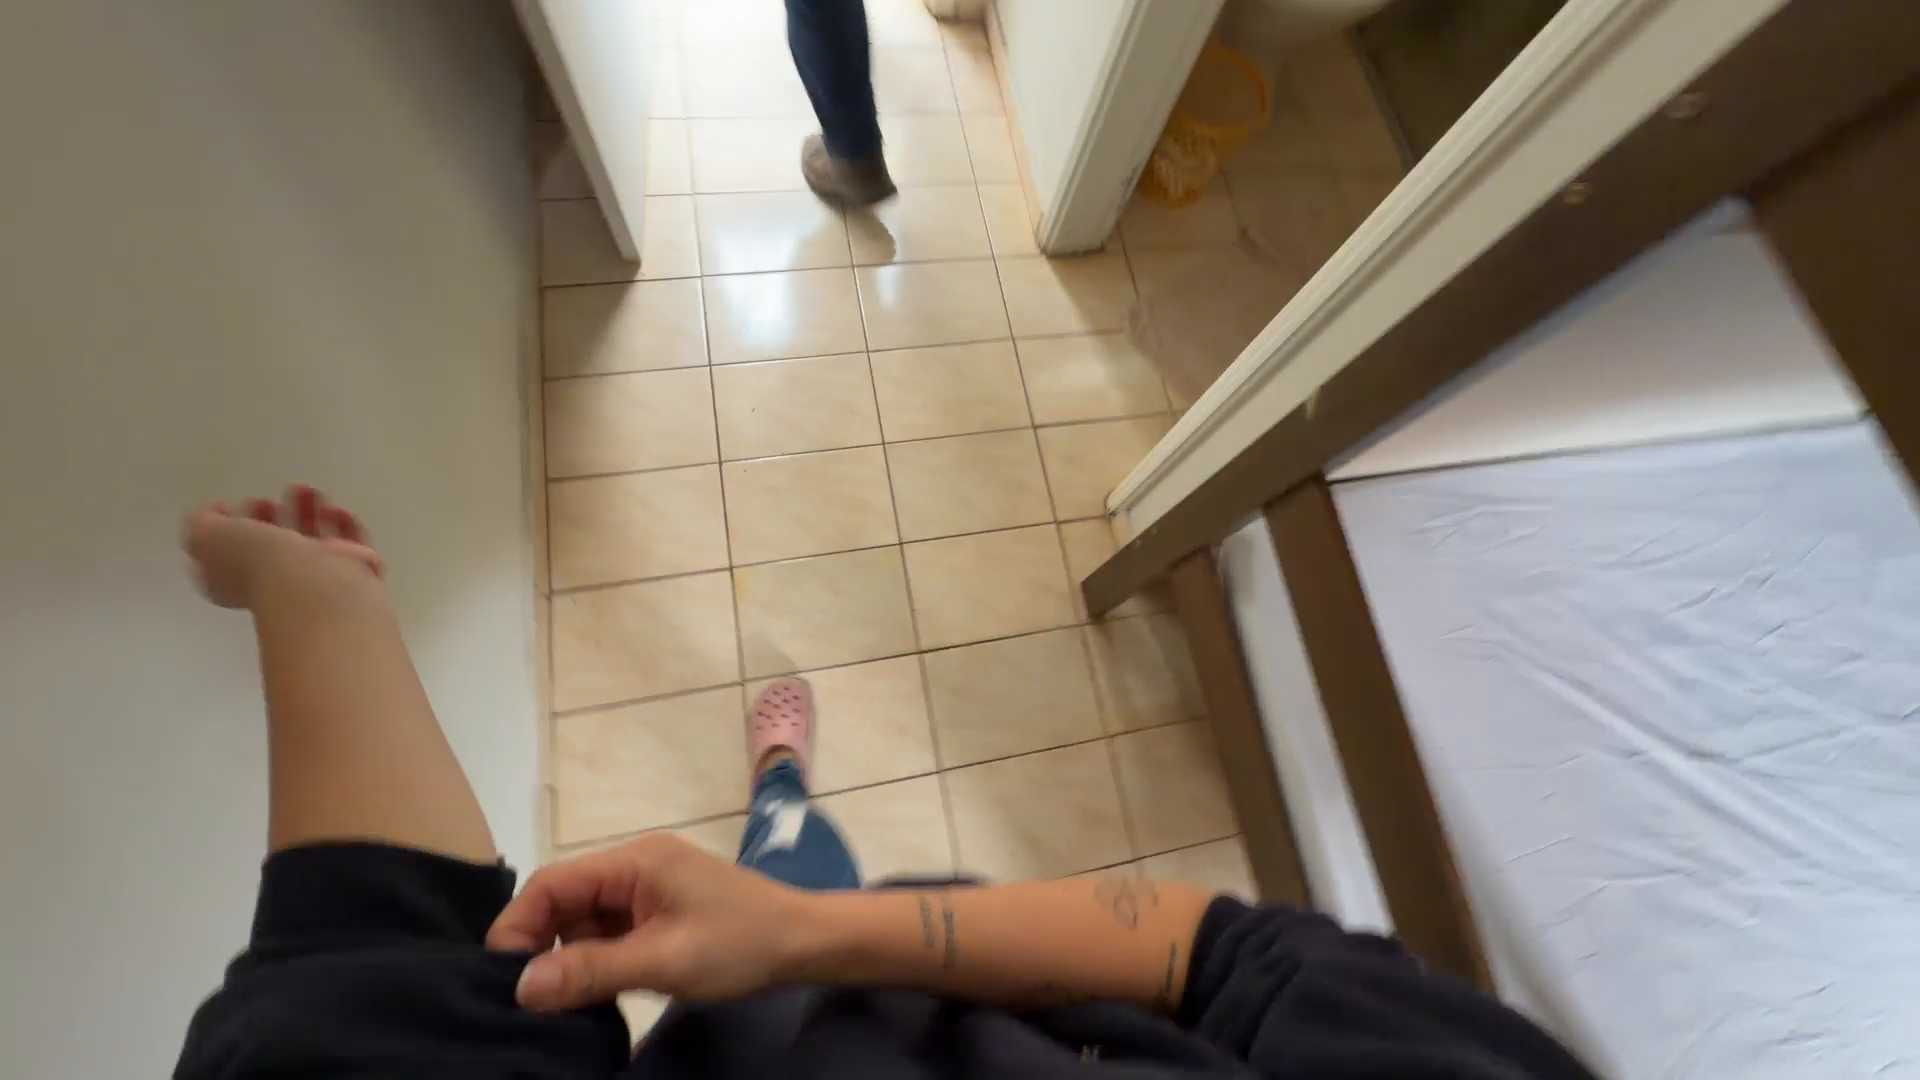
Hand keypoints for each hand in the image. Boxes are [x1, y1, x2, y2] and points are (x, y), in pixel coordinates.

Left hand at [183, 485, 381, 608]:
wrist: (315, 582)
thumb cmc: (257, 561)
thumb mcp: (206, 535)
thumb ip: (204, 520)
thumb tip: (218, 511)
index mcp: (233, 577)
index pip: (230, 550)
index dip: (230, 525)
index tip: (235, 505)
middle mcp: (275, 577)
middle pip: (273, 542)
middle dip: (272, 517)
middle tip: (271, 499)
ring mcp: (316, 574)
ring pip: (313, 538)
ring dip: (309, 512)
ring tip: (307, 490)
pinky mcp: (353, 568)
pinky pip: (350, 539)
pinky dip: (343, 523)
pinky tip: (336, 509)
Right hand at [487, 832, 815, 1010]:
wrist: (800, 941)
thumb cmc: (738, 943)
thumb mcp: (664, 960)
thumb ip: (591, 970)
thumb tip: (519, 985)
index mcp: (637, 860)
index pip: (553, 882)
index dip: (518, 927)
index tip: (501, 983)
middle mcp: (638, 865)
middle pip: (565, 900)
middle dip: (541, 947)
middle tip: (526, 1005)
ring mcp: (650, 888)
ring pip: (584, 920)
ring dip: (568, 958)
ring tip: (558, 1006)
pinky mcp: (661, 911)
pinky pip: (610, 932)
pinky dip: (595, 960)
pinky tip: (591, 994)